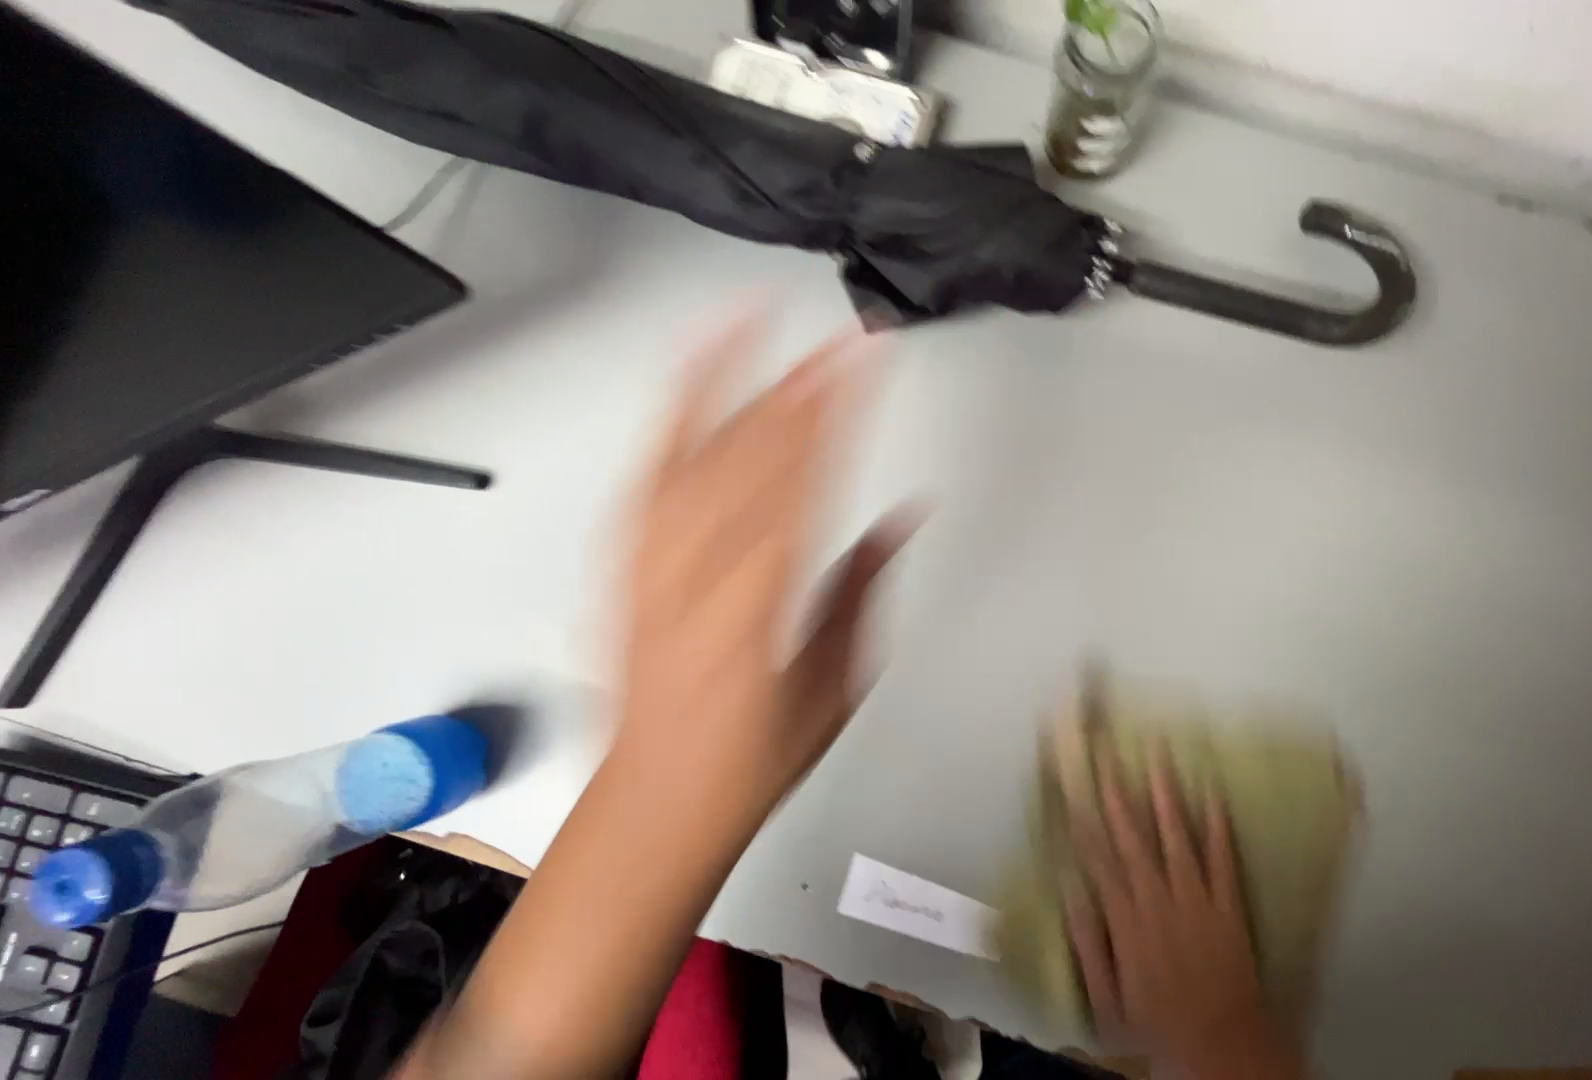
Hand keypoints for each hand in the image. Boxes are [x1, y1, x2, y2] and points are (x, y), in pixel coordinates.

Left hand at [619, 307, 917, 804]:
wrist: (657, 796)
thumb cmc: (749, 759)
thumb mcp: (836, 686)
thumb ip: (863, 590)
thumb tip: (900, 516)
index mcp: (754, 613)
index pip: (801, 486)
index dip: (835, 414)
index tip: (864, 363)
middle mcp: (691, 580)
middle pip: (746, 460)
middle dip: (797, 385)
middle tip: (838, 338)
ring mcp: (646, 567)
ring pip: (686, 452)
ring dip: (723, 376)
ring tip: (754, 315)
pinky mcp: (621, 562)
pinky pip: (643, 473)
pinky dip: (667, 414)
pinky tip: (687, 375)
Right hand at [1066, 742, 1303, 1079]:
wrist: (1222, 1042)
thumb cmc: (1157, 1021)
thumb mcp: (1106, 994)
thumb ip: (1086, 941)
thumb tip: (1068, 889)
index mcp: (1125, 920)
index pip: (1098, 858)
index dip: (1083, 818)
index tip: (1073, 784)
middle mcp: (1157, 900)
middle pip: (1132, 838)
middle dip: (1117, 793)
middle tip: (1107, 753)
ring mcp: (1196, 898)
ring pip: (1176, 836)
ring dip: (1165, 793)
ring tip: (1157, 754)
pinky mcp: (1228, 904)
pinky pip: (1222, 858)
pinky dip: (1218, 824)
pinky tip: (1213, 790)